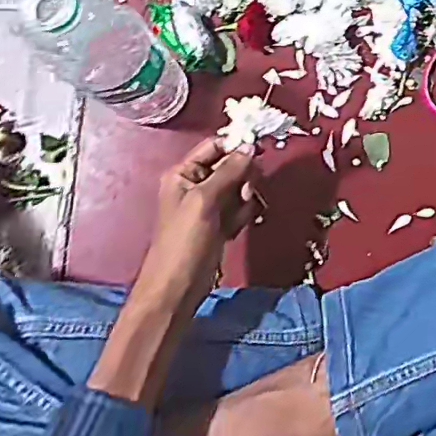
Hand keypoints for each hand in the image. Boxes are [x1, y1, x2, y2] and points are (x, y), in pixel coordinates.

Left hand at [136, 138, 257, 304]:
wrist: (177, 289)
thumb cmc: (184, 241)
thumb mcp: (205, 200)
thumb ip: (229, 170)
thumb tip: (250, 146)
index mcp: (184, 173)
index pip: (216, 145)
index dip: (237, 146)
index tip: (258, 152)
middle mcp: (196, 183)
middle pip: (233, 164)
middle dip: (243, 178)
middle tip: (245, 194)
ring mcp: (210, 203)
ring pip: (241, 185)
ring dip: (244, 199)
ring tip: (235, 219)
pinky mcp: (221, 221)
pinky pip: (241, 206)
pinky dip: (242, 215)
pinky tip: (233, 230)